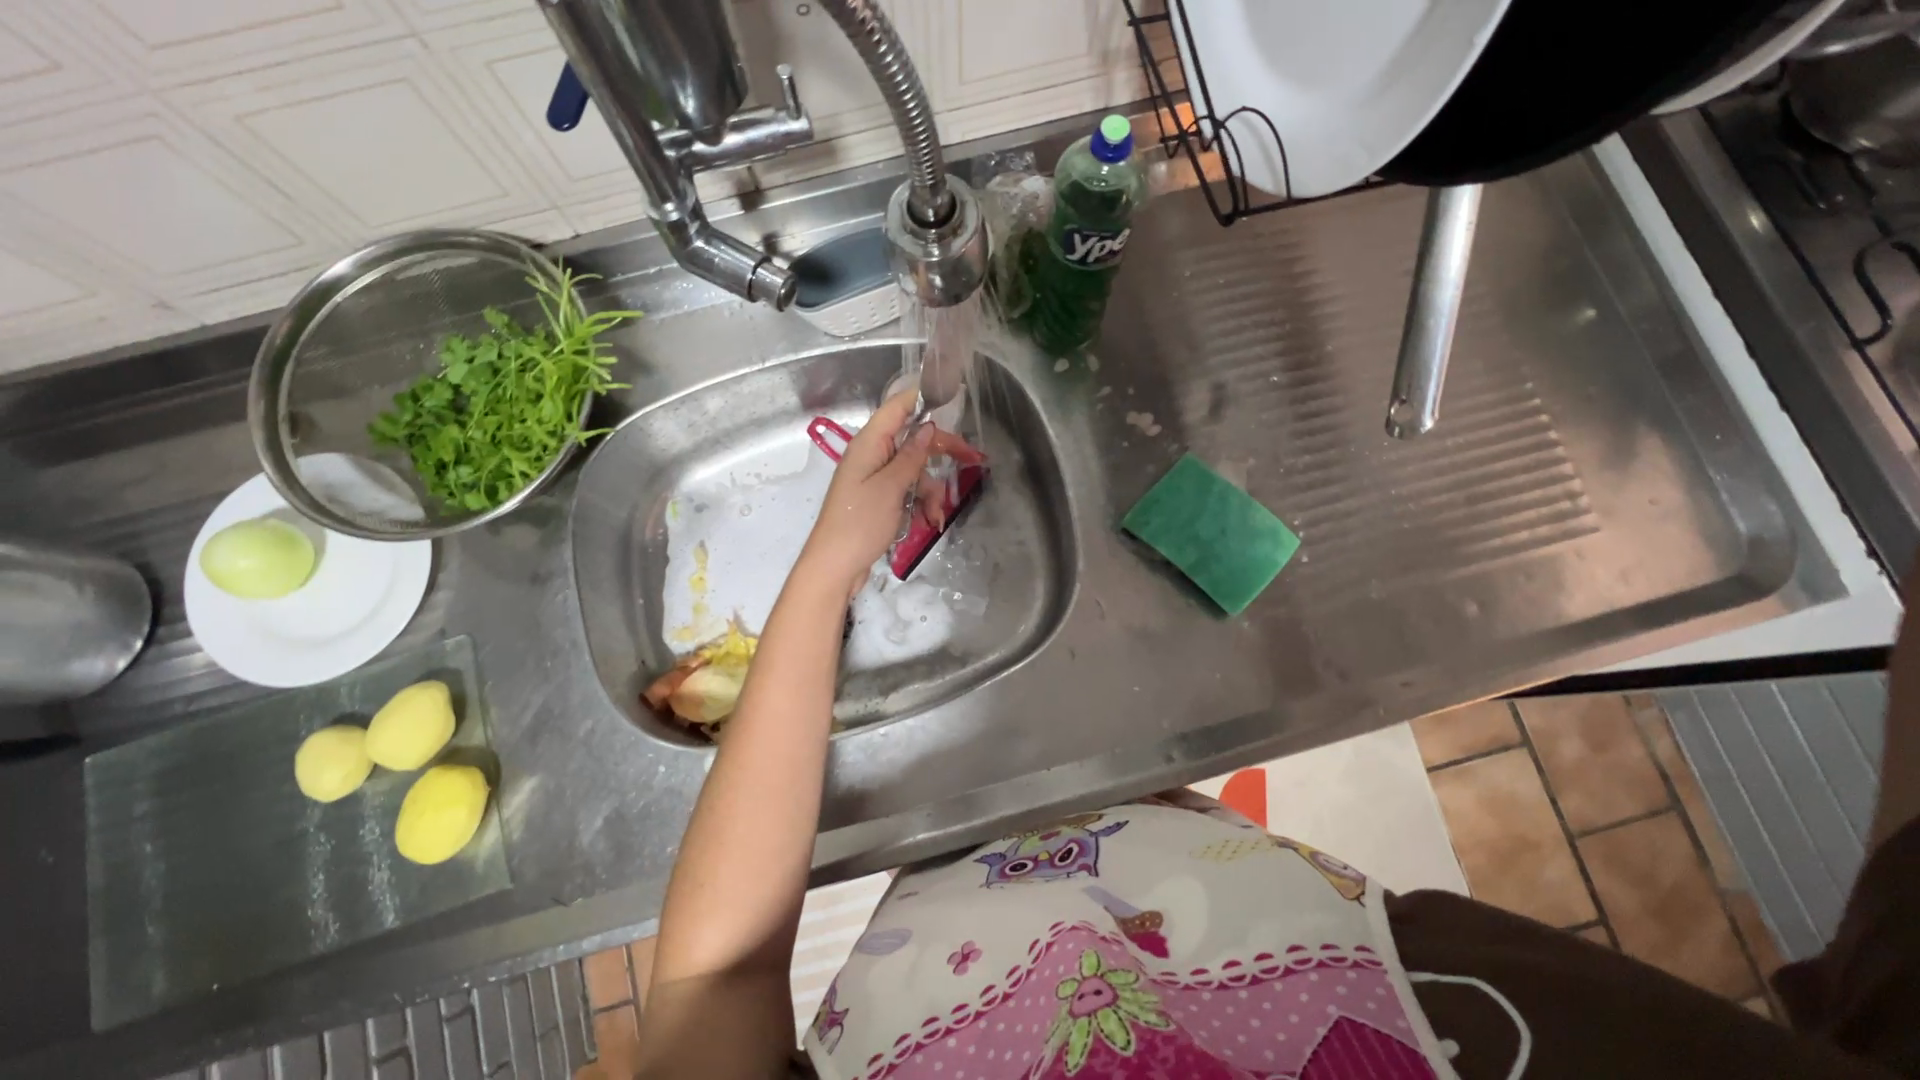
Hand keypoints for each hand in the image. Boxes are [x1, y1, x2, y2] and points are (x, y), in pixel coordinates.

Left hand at [799, 390, 934, 598]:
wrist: (835, 566)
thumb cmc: (859, 524)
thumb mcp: (891, 488)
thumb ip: (910, 456)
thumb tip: (928, 427)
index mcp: (869, 444)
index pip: (897, 407)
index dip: (923, 399)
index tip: (953, 399)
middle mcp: (871, 455)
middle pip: (912, 440)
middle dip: (940, 454)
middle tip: (972, 460)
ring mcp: (874, 478)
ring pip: (915, 470)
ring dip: (930, 491)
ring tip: (935, 515)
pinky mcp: (878, 499)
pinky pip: (907, 491)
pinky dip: (921, 504)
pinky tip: (929, 522)